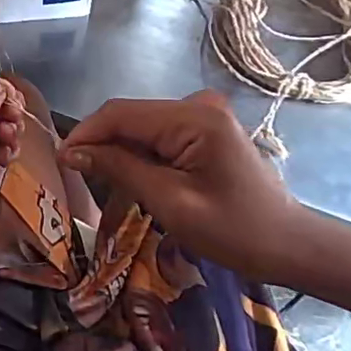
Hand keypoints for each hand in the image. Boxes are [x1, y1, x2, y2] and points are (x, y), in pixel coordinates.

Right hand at [58, 91, 309, 283]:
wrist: (291, 246)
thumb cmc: (235, 231)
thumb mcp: (170, 202)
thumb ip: (120, 168)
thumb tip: (72, 151)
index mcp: (194, 117)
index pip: (120, 114)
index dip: (84, 134)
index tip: (59, 161)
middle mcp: (198, 104)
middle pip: (129, 117)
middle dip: (99, 143)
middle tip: (75, 175)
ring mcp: (203, 114)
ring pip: (140, 126)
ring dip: (117, 150)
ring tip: (98, 180)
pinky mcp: (205, 128)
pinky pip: (158, 135)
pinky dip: (139, 154)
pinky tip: (131, 177)